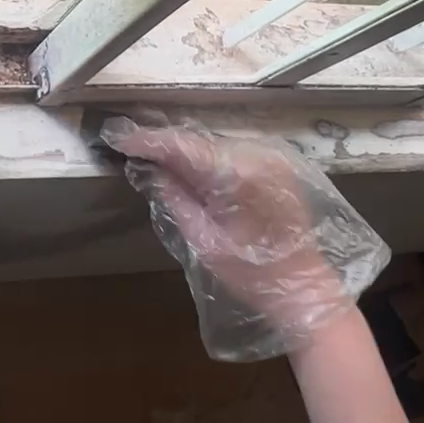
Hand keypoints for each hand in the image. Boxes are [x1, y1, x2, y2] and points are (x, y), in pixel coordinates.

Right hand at [102, 116, 386, 358]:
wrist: (306, 287)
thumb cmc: (252, 273)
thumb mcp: (201, 239)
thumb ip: (173, 197)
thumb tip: (148, 168)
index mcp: (235, 174)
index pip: (179, 146)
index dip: (146, 139)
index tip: (116, 135)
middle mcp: (253, 154)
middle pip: (195, 139)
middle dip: (162, 142)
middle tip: (128, 142)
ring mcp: (268, 155)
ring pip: (212, 142)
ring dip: (184, 148)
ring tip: (152, 153)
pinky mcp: (276, 161)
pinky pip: (230, 149)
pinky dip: (206, 154)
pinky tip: (188, 164)